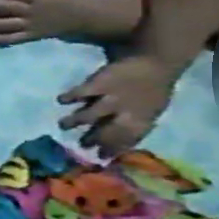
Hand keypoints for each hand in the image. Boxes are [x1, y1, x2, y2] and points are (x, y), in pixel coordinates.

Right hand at [57, 54, 181, 155]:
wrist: (156, 61)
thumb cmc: (153, 89)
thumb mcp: (152, 109)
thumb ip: (135, 124)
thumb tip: (118, 141)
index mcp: (143, 119)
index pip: (127, 139)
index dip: (114, 148)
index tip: (100, 156)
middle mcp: (127, 111)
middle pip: (108, 130)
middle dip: (94, 139)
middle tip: (81, 145)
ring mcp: (112, 97)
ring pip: (91, 114)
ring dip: (76, 121)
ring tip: (63, 125)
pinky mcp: (99, 83)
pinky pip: (81, 93)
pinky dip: (70, 97)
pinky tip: (62, 100)